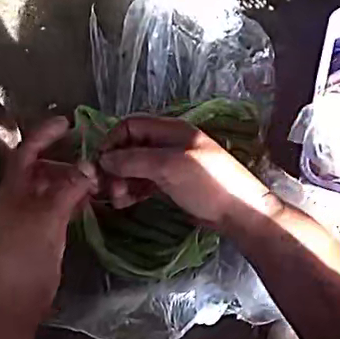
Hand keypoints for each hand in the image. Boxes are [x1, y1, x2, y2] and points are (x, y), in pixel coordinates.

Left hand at [0, 116, 96, 327]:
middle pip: (44, 169)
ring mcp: (30, 218)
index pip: (28, 151)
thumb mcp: (48, 220)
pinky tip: (92, 204)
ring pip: (54, 189)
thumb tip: (90, 166)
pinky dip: (75, 201)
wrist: (12, 304)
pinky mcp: (41, 235)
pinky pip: (59, 208)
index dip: (46, 134)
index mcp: (13, 190)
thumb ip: (68, 189)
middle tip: (97, 162)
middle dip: (69, 162)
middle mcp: (19, 199)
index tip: (69, 122)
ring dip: (75, 183)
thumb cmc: (24, 259)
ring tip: (101, 183)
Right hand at [96, 115, 279, 234]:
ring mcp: (172, 165)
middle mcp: (169, 144)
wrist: (239, 212)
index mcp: (171, 130)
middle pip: (130, 147)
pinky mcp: (174, 185)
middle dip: (115, 165)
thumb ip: (134, 159)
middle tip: (107, 189)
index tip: (100, 164)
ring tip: (117, 199)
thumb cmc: (207, 183)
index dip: (112, 142)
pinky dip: (133, 190)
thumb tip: (104, 158)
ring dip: (122, 180)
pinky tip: (125, 202)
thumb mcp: (169, 166)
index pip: (130, 126)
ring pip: (136, 167)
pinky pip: (146, 182)